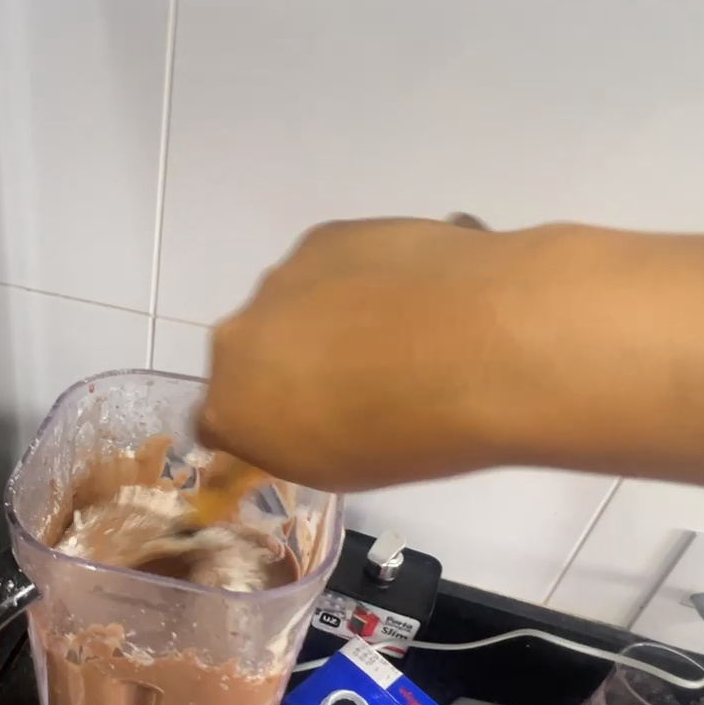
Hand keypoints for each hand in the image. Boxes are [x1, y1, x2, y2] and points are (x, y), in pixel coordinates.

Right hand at [197, 217, 571, 491]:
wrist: (486, 346)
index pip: (217, 422)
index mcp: (230, 407)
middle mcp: (237, 341)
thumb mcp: (339, 468)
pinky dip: (355, 278)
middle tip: (354, 382)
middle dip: (286, 367)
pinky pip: (327, 265)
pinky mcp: (324, 237)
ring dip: (321, 319)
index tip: (301, 429)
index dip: (258, 426)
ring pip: (288, 306)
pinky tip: (409, 293)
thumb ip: (294, 439)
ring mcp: (279, 282)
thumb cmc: (409, 434)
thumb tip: (298, 412)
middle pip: (250, 356)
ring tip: (398, 332)